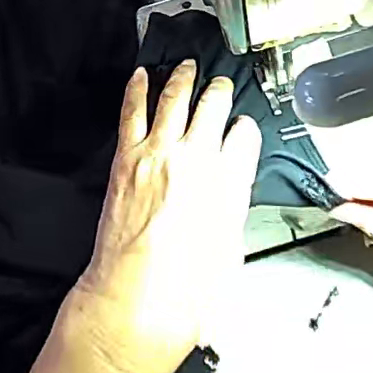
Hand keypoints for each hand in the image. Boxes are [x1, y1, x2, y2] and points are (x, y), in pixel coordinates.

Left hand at [64, 62, 261, 372]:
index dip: (244, 129)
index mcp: (230, 183)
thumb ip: (232, 209)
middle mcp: (197, 160)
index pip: (244, 136)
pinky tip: (141, 75)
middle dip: (219, 92)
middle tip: (220, 85)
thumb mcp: (232, 251)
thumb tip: (228, 190)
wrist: (134, 305)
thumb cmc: (185, 294)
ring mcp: (159, 154)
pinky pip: (133, 111)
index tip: (242, 128)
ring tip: (188, 67)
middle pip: (213, 107)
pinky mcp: (128, 158)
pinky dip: (138, 89)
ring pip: (175, 99)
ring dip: (183, 78)